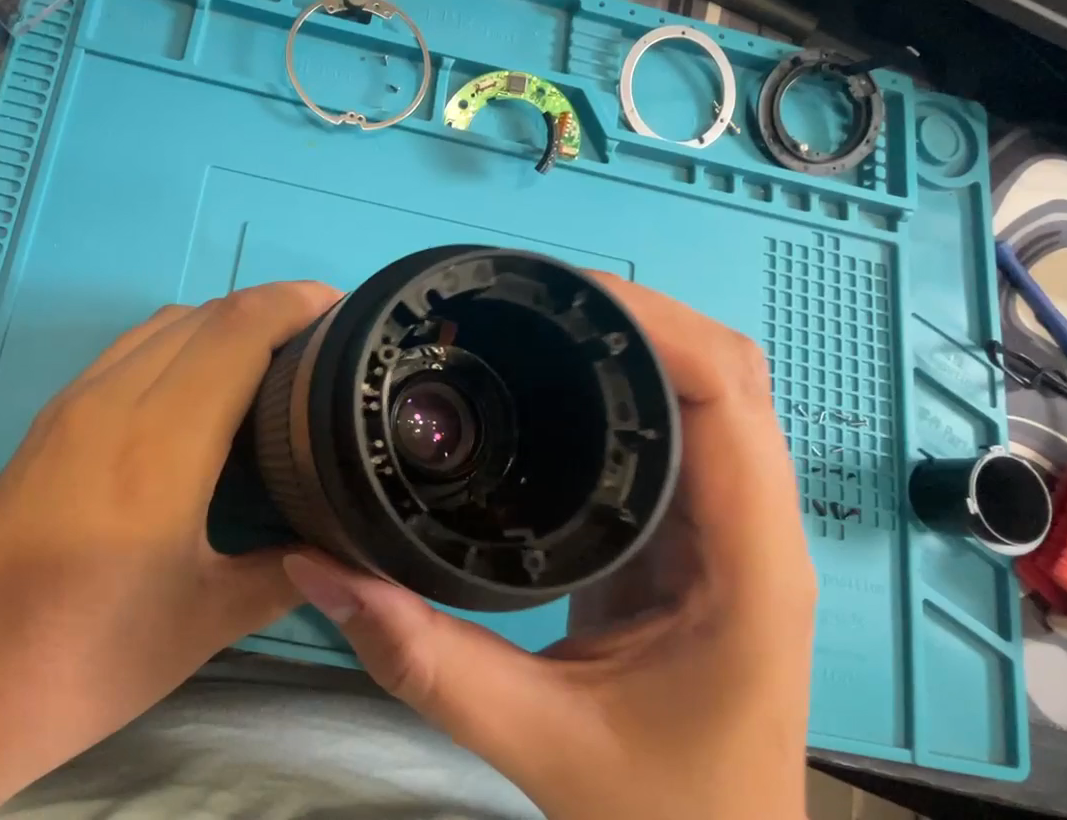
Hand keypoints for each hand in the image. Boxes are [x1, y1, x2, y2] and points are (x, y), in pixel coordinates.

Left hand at [0, 280, 341, 811]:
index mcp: (159, 442)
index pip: (236, 330)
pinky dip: (176, 347)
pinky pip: (125, 355)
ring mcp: (70, 408)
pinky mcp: (46, 425)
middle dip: (268, 308)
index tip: (344, 309)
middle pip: (201, 317)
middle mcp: (111, 402)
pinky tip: (198, 393)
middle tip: (323, 341)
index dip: (294, 302)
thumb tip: (345, 551)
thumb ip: (285, 573)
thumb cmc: (83, 657)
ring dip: (219, 324)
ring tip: (270, 359)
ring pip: (158, 329)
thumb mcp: (203, 622)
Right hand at [281, 275, 815, 819]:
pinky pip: (676, 436)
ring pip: (705, 396)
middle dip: (637, 318)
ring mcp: (726, 531)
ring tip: (539, 325)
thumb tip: (316, 565)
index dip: (650, 326)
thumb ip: (418, 657)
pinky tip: (559, 389)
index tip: (556, 298)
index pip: (724, 397)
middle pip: (723, 373)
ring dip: (637, 346)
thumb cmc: (659, 813)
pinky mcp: (691, 540)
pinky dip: (628, 391)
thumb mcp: (531, 739)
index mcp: (743, 565)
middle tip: (532, 303)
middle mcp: (750, 530)